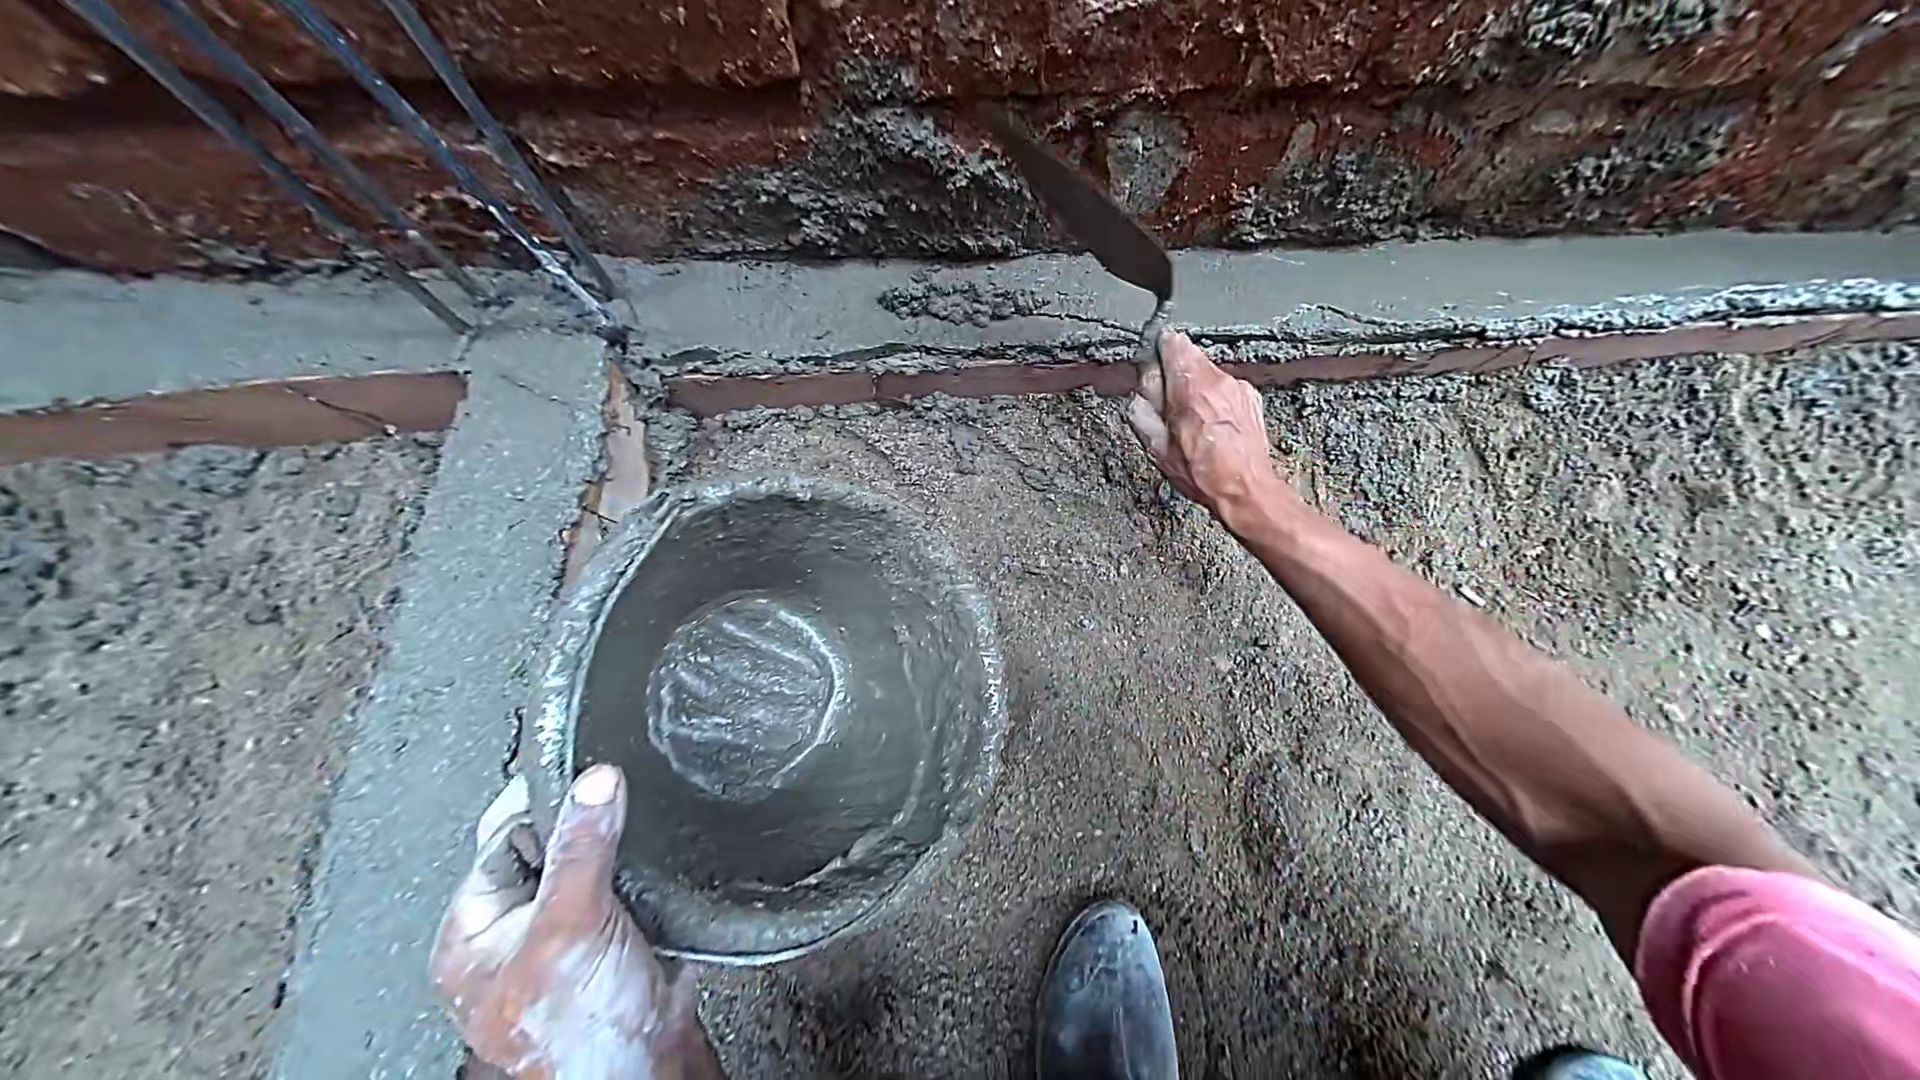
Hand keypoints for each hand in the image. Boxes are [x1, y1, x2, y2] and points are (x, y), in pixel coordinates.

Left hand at [430, 765, 719, 1078]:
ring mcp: (566, 919)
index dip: (544, 799)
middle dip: (586, 814)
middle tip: (616, 788)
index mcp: (477, 927)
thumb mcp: (569, 926)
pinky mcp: (610, 920)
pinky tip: (652, 845)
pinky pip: (623, 868)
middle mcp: (518, 919)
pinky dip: (639, 853)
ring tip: (637, 814)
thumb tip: (596, 780)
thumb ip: (581, 849)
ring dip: (617, 832)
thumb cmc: (579, 1029)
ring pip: (591, 851)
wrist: (645, 1061)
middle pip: (551, 839)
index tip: (583, 767)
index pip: (504, 835)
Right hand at [1126, 330, 1288, 519]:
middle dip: (1174, 377)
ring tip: (1191, 423)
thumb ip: (1141, 412)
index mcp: (1190, 389)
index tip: (1152, 375)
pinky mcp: (1249, 397)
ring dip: (1194, 389)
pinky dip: (1213, 400)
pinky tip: (1211, 427)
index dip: (1157, 356)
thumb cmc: (1204, 474)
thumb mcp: (1157, 448)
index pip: (1172, 343)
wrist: (1246, 489)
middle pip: (1189, 357)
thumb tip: (1138, 392)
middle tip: (1168, 408)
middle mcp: (1217, 381)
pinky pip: (1223, 388)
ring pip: (1206, 373)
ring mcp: (1237, 388)